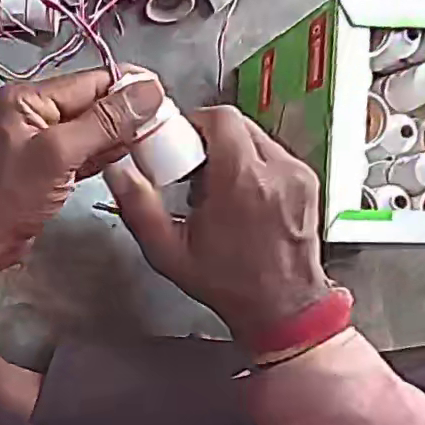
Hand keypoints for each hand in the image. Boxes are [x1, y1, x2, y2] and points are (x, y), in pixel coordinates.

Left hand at [0, 67, 164, 268]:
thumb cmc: (14, 196)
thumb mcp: (59, 154)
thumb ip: (105, 122)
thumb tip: (150, 91)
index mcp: (27, 97)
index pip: (90, 81)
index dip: (129, 88)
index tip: (165, 99)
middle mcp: (35, 109)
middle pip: (94, 101)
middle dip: (127, 113)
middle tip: (163, 125)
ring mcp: (43, 136)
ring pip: (94, 125)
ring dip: (121, 134)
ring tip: (151, 142)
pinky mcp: (51, 160)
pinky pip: (86, 147)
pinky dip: (106, 152)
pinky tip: (128, 156)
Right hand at [106, 106, 330, 340]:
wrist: (282, 306)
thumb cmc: (227, 282)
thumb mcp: (168, 251)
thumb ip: (138, 206)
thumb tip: (118, 172)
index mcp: (242, 181)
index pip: (219, 118)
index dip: (192, 124)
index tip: (177, 147)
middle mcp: (276, 170)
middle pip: (236, 124)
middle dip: (207, 139)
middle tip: (189, 170)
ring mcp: (297, 174)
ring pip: (254, 137)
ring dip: (228, 151)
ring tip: (213, 188)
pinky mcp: (307, 181)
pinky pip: (271, 154)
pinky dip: (249, 164)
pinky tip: (237, 196)